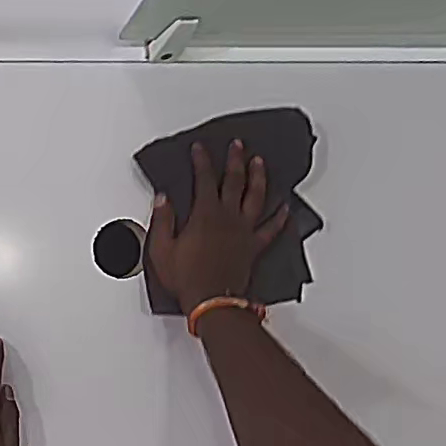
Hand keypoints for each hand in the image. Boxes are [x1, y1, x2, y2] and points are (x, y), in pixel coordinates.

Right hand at [148, 140, 292, 310]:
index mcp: (205, 215)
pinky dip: (279, 216)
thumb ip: (163, 220)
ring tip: (259, 163)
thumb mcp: (161, 248)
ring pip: (256, 196)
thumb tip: (163, 199)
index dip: (202, 161)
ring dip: (258, 177)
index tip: (200, 148)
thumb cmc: (186, 276)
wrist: (211, 300)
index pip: (204, 179)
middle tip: (237, 145)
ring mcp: (244, 231)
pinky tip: (284, 208)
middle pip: (234, 181)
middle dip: (234, 160)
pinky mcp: (253, 247)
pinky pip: (270, 228)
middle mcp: (228, 218)